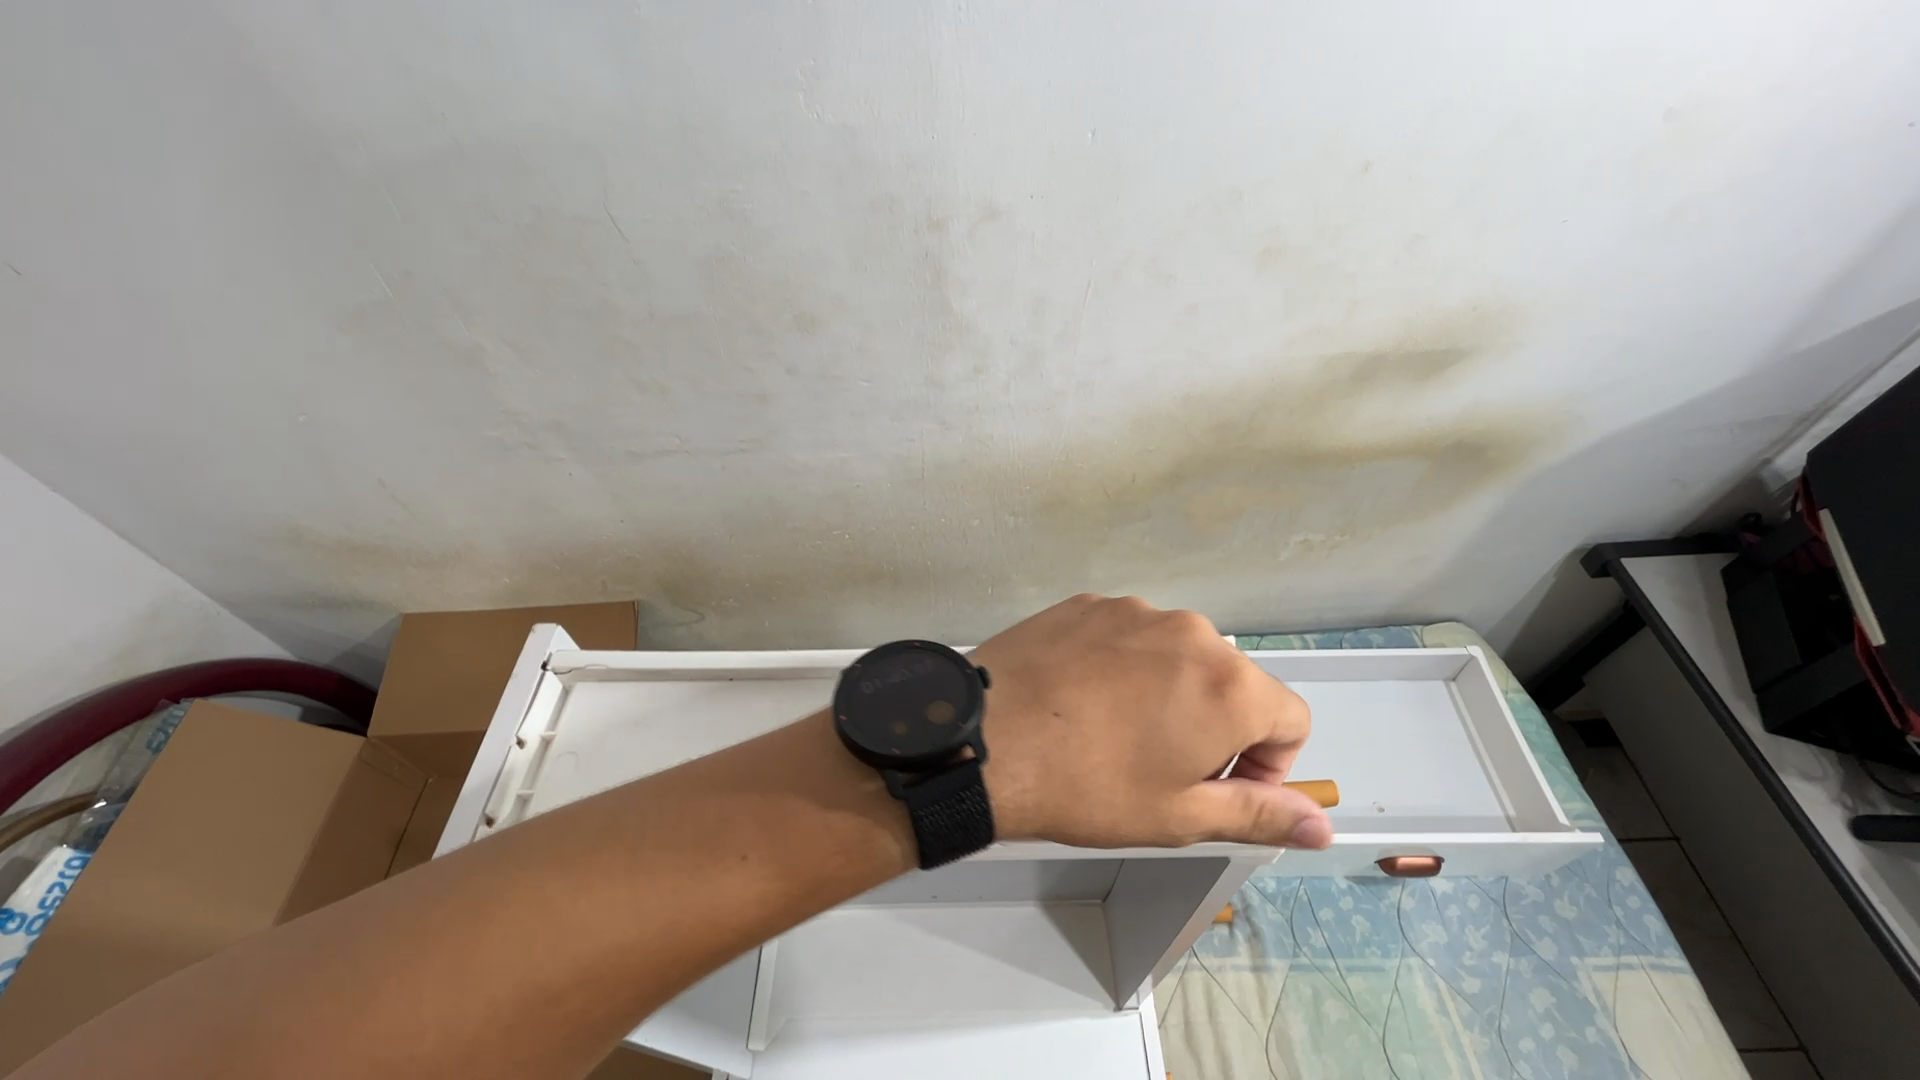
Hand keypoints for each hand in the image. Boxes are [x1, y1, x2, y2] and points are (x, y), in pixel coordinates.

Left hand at [971, 594, 1332, 850]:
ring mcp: (1134, 610)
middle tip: (1158, 766)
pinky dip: (1122, 666)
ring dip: (1167, 692)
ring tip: (1112, 732)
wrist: (984, 740)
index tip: (1216, 786)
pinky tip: (1080, 700)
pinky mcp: (1086, 603)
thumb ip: (1259, 814)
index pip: (1290, 719)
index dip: (1265, 763)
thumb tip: (1321, 827)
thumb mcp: (1179, 815)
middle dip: (1214, 727)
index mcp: (1229, 685)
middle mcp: (1191, 632)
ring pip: (1177, 656)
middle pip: (1231, 683)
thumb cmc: (1088, 787)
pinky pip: (1127, 636)